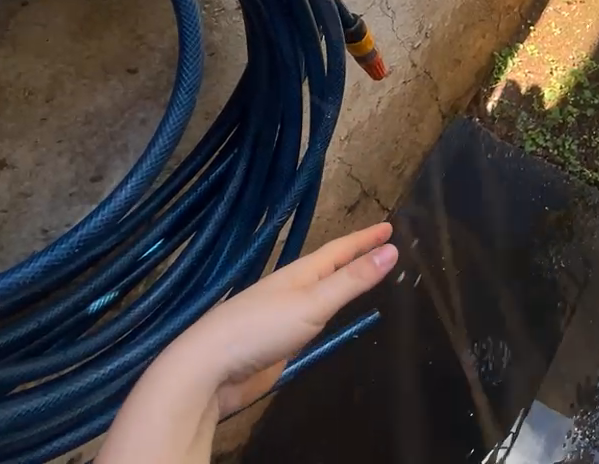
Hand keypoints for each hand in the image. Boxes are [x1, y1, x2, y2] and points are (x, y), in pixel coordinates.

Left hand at [154, 221, 397, 414]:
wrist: (206, 372)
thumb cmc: (261, 329)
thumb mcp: (314, 303)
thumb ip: (353, 280)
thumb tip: (393, 251)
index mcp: (302, 273)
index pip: (341, 249)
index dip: (366, 238)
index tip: (390, 226)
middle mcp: (293, 289)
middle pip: (330, 267)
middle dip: (356, 256)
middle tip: (382, 247)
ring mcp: (282, 316)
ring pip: (320, 292)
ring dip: (342, 282)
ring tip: (362, 277)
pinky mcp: (275, 343)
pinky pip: (311, 319)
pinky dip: (328, 311)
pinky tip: (328, 318)